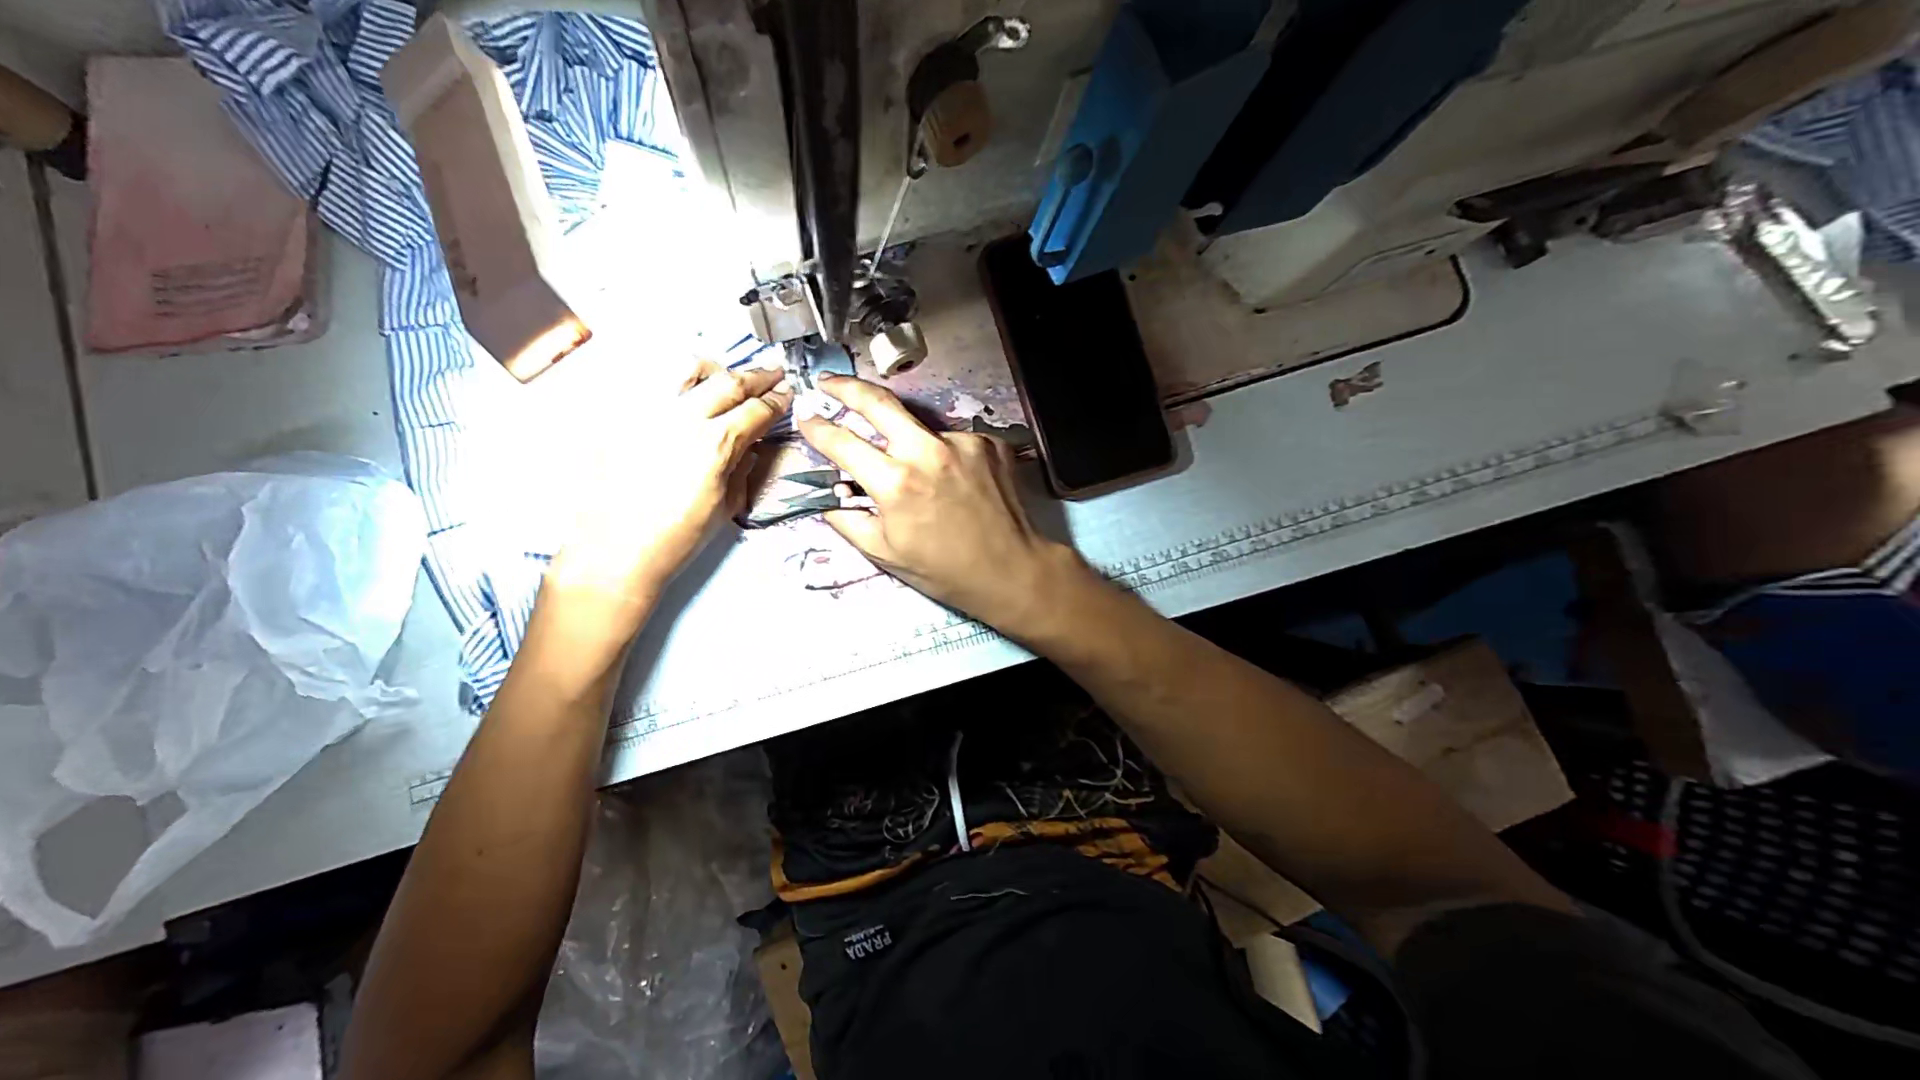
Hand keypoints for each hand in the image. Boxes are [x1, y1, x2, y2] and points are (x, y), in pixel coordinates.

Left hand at [548, 360, 791, 624]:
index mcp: (715, 444)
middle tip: (773, 373)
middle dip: (757, 375)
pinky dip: (677, 379)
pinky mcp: (621, 415)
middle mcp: (683, 418)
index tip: (788, 394)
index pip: (756, 410)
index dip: (778, 400)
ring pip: (688, 368)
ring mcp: (649, 411)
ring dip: (716, 368)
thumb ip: (743, 468)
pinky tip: (686, 389)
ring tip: (726, 374)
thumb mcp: (725, 506)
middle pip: (729, 381)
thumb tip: (752, 445)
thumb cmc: (676, 538)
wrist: (615, 550)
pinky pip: (653, 381)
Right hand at [796, 375, 1100, 635]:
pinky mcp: (988, 442)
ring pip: (919, 426)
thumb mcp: (884, 553)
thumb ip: (847, 519)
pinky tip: (951, 481)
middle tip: (828, 382)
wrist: (1010, 570)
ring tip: (917, 474)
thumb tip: (828, 495)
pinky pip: (952, 439)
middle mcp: (927, 451)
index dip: (817, 428)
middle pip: (878, 402)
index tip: (806, 417)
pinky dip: (943, 454)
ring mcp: (962, 442)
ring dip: (907, 439)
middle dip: (846, 386)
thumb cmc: (943, 570)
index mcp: (895, 482)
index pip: (842, 442)